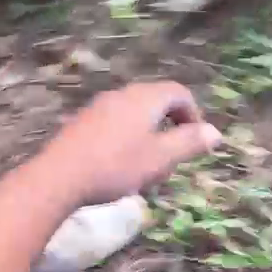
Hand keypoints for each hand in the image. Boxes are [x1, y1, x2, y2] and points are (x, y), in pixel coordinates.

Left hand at [20, 82, 222, 207]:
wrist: (57, 179)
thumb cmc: (115, 167)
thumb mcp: (160, 158)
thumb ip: (189, 143)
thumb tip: (215, 132)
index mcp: (144, 97)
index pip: (179, 93)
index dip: (192, 114)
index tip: (193, 140)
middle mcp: (119, 95)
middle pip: (153, 105)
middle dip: (166, 131)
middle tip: (167, 160)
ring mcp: (94, 109)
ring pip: (129, 119)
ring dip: (142, 141)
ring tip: (141, 170)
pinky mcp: (76, 126)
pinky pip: (107, 129)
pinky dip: (119, 144)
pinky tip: (112, 169)